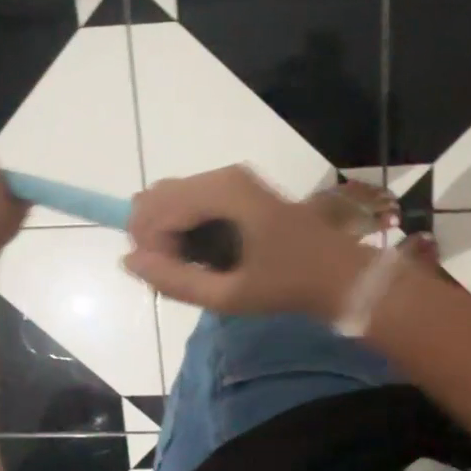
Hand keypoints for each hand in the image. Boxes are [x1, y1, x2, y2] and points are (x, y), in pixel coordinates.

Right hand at [124, 166, 369, 318]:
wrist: (342, 275)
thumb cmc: (289, 286)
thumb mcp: (230, 295)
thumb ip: (175, 280)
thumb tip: (129, 262)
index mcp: (224, 192)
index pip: (155, 209)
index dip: (151, 247)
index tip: (170, 279)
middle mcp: (224, 175)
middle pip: (157, 196)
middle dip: (154, 236)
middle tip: (179, 273)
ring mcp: (232, 177)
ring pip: (170, 196)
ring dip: (168, 232)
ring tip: (193, 266)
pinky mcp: (238, 186)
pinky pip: (190, 198)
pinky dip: (184, 225)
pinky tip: (205, 253)